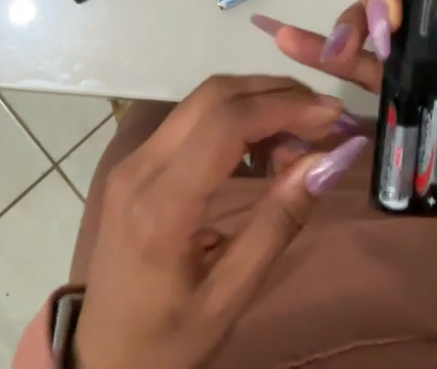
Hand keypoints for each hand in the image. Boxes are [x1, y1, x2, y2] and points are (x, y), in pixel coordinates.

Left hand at [73, 75, 368, 367]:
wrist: (101, 360)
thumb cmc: (167, 341)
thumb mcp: (229, 298)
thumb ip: (278, 223)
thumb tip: (329, 160)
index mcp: (161, 205)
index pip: (227, 123)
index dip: (286, 107)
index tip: (334, 116)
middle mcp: (140, 166)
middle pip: (215, 95)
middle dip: (278, 93)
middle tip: (326, 118)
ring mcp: (133, 160)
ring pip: (204, 99)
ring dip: (259, 101)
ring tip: (304, 132)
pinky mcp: (137, 162)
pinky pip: (193, 118)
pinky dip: (237, 117)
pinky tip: (267, 144)